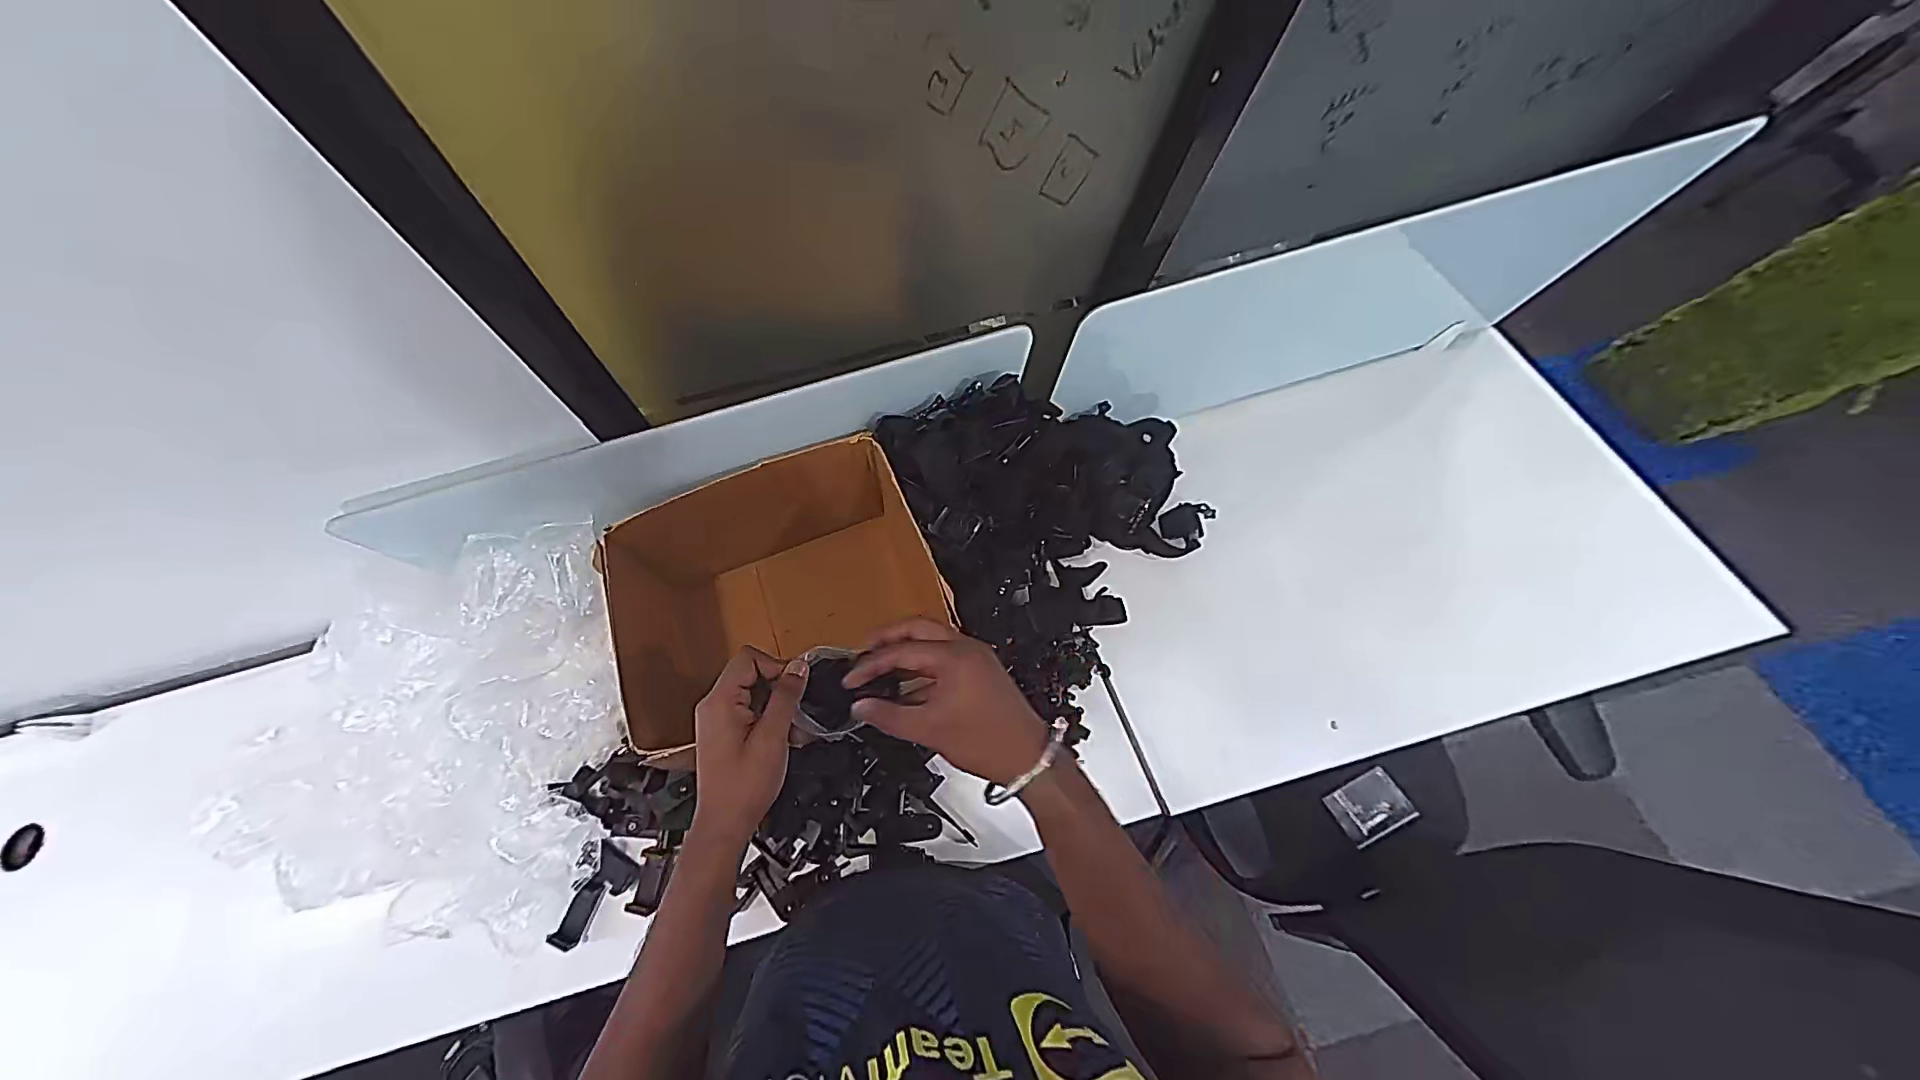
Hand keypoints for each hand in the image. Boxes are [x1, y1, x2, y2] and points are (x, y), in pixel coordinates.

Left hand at [691, 648, 805, 845]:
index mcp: (720, 702)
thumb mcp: (773, 736)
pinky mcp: (723, 731)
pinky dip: (768, 718)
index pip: (749, 659)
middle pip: (751, 673)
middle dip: (779, 689)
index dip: (777, 667)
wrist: (725, 823)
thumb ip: (786, 697)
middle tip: (796, 711)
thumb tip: (798, 667)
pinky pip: (749, 709)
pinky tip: (781, 738)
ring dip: (777, 706)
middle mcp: (713, 706)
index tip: (795, 686)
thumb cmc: (743, 788)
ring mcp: (716, 719)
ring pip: (753, 692)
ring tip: (790, 730)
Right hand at [843, 619, 1050, 784]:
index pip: (900, 650)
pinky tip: (908, 684)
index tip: (854, 678)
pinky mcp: (980, 669)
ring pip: (932, 639)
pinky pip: (944, 655)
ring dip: (905, 649)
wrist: (1026, 756)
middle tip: (863, 653)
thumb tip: (863, 707)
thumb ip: (889, 716)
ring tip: (882, 666)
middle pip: (917, 628)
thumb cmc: (990, 742)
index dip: (871, 664)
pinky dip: (922, 663)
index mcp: (954, 657)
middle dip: (886, 638)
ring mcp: (976, 657)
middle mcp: (967, 649)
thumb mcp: (928, 730)